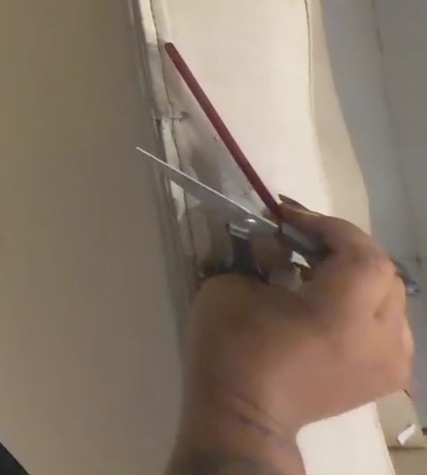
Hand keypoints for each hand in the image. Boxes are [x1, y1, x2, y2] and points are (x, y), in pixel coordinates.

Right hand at [181, 203, 413, 435]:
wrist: (245, 407)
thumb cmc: (228, 343)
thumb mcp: (229, 288)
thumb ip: (261, 262)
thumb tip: (276, 246)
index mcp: (341, 316)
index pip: (364, 257)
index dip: (330, 226)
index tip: (287, 214)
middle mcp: (383, 339)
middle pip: (386, 276)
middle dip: (342, 246)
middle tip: (296, 234)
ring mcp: (393, 362)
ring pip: (392, 302)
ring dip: (355, 276)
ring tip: (309, 269)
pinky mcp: (388, 375)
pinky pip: (388, 327)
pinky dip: (360, 304)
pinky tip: (322, 304)